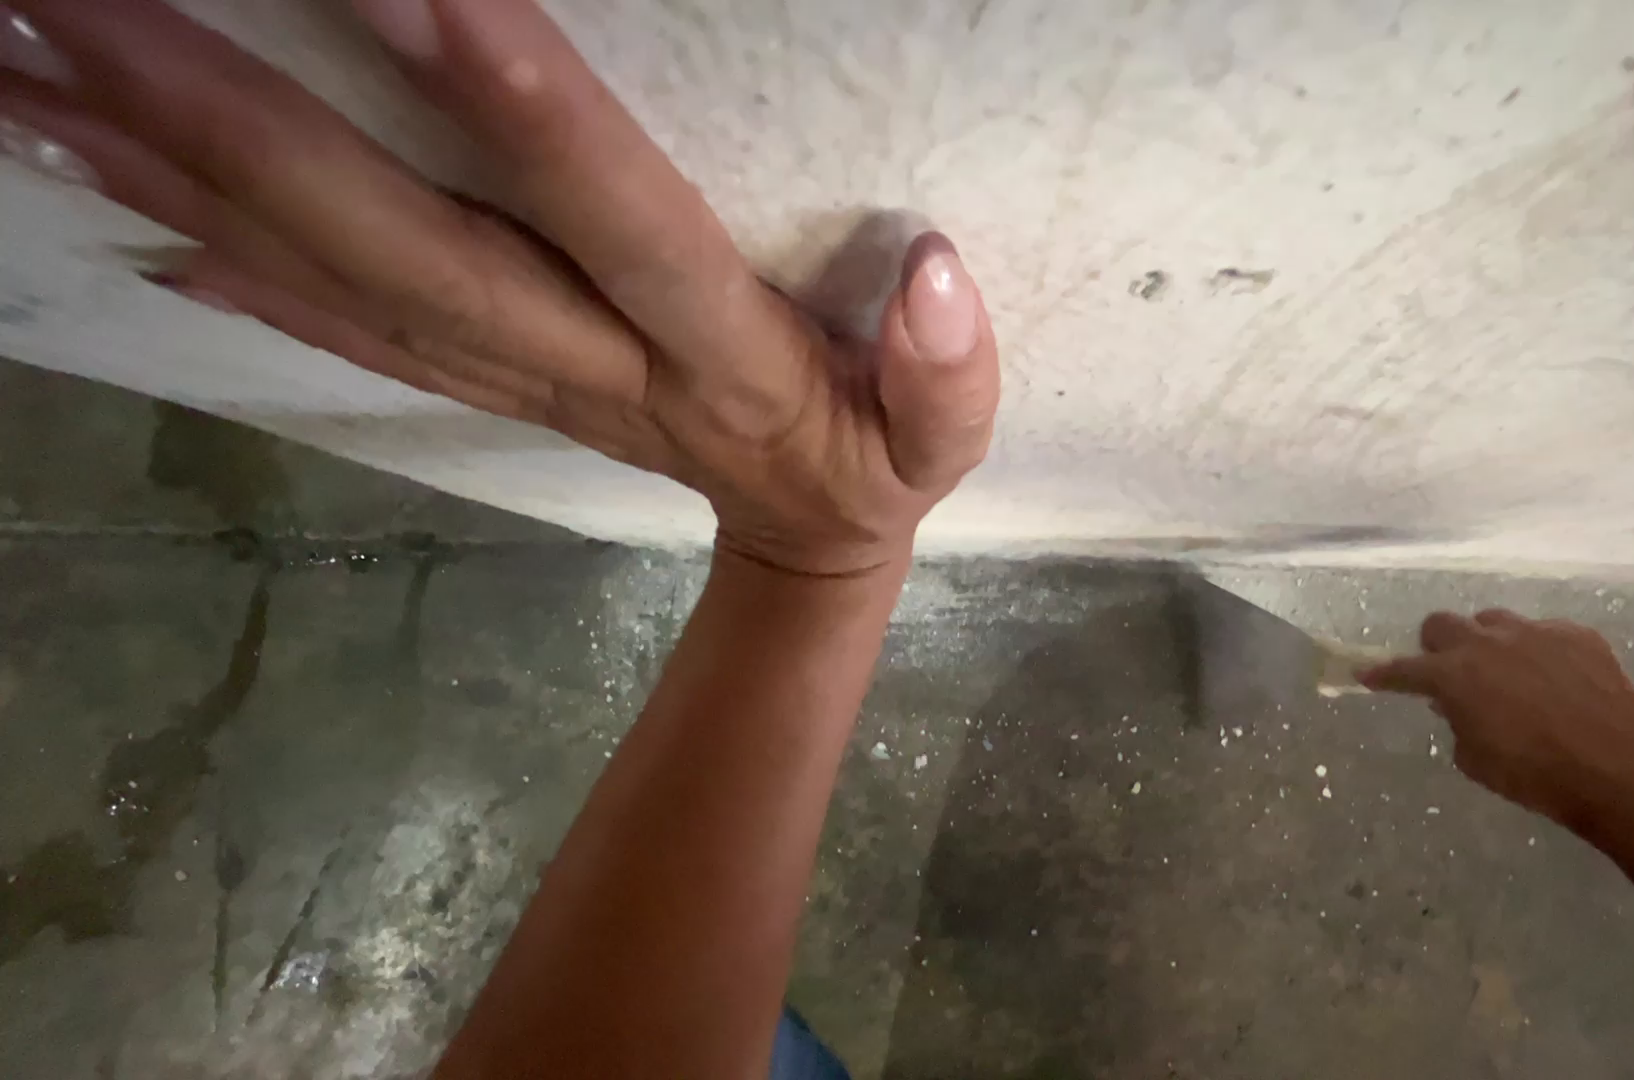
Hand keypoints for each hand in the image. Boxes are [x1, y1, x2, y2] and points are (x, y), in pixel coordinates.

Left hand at [0, 0, 998, 575]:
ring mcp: (556, 390)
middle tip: (80, 6)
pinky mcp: (525, 395)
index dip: (552, 135)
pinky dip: (255, 279)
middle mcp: (620, 375)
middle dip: (278, 148)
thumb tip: (936, 273)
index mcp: (733, 374)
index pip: (640, 246)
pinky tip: (130, 205)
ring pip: (380, 301)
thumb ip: (951, 375)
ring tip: (30, 70)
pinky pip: (379, 344)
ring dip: (210, 197)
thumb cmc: (880, 470)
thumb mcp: (944, 444)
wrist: (809, 539)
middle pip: (444, 271)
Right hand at [1359, 610, 1633, 830]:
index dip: (1382, 674)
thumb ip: (1454, 722)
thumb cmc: (1536, 776)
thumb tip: (1453, 703)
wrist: (1625, 777)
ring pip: (1492, 621)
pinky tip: (1553, 677)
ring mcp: (1535, 634)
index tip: (1367, 676)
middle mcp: (1486, 643)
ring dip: (1487, 642)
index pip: (1402, 668)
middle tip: (1448, 671)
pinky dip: (1538, 650)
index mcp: (1453, 675)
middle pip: (1441, 623)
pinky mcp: (1579, 637)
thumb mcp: (1473, 758)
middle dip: (1436, 646)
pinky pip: (1544, 632)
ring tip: (1504, 669)